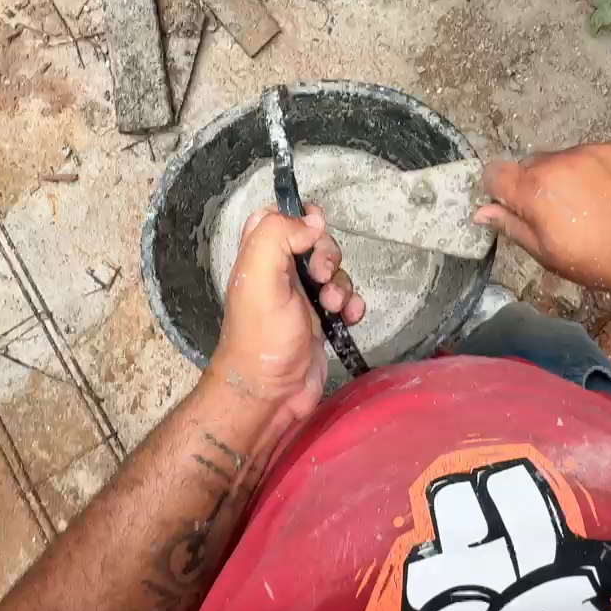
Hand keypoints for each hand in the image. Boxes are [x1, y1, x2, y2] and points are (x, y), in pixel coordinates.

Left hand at [211, 206, 366, 425]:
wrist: (271, 394)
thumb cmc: (261, 337)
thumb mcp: (260, 278)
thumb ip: (278, 237)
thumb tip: (313, 221)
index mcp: (258, 257)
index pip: (274, 217)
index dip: (296, 216)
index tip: (313, 227)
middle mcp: (279, 273)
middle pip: (314, 241)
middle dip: (327, 255)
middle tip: (321, 276)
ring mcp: (302, 297)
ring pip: (334, 271)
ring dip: (341, 284)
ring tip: (332, 305)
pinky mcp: (321, 320)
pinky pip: (346, 299)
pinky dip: (352, 304)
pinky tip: (348, 317)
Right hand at [472, 142, 610, 295]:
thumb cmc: (602, 260)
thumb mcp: (548, 254)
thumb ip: (511, 227)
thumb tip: (481, 212)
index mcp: (533, 189)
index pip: (493, 172)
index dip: (497, 191)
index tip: (513, 208)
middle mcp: (556, 161)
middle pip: (527, 165)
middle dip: (532, 186)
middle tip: (555, 215)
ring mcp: (587, 151)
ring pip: (558, 159)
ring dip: (562, 177)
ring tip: (587, 206)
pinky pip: (588, 155)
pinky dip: (590, 171)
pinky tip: (608, 196)